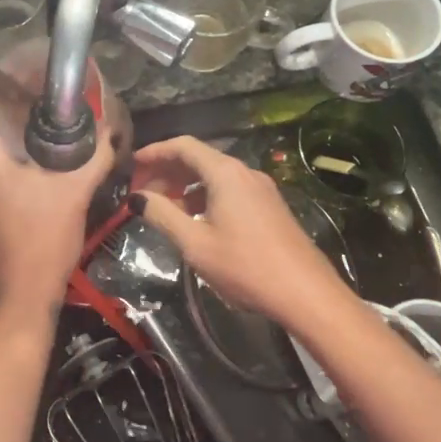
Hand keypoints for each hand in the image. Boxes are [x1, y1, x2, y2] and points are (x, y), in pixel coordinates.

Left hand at [0, 85, 116, 315]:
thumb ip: (94, 158)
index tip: (19, 71)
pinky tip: (47, 151)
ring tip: (47, 113)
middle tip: (41, 88)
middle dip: (9, 101)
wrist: (27, 294)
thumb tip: (110, 128)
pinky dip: (18, 150)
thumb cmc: (43, 238)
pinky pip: (0, 163)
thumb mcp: (74, 192)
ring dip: (15, 127)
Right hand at [130, 137, 350, 322]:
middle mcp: (244, 172)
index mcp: (225, 172)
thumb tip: (138, 197)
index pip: (183, 146)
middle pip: (198, 158)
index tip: (132, 165)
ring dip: (186, 186)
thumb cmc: (246, 267)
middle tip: (142, 191)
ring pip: (214, 176)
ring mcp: (261, 189)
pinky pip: (229, 190)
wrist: (308, 295)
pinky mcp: (270, 207)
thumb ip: (163, 215)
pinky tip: (196, 221)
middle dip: (167, 171)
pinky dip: (205, 197)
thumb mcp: (195, 244)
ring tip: (165, 209)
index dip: (154, 152)